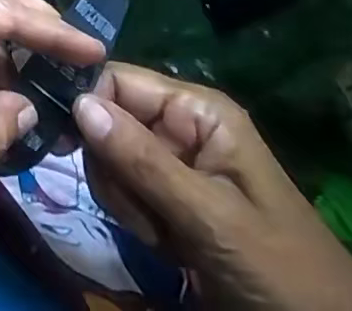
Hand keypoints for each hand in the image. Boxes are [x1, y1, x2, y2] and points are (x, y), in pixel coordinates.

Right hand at [73, 64, 351, 310]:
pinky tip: (168, 245)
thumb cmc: (281, 272)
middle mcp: (182, 125)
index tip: (70, 147)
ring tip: (164, 237)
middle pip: (107, 120)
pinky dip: (135, 218)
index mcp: (198, 111)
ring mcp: (177, 161)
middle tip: (145, 215)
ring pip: (110, 157)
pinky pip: (125, 189)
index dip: (88, 107)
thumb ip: (144, 160)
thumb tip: (78, 103)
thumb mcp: (212, 218)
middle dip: (114, 171)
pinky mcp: (171, 195)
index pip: (115, 79)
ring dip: (125, 201)